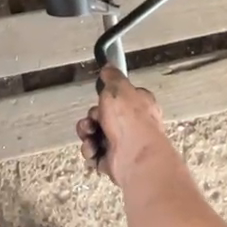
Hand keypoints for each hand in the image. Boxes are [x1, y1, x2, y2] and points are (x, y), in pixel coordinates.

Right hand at [76, 66, 171, 188]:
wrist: (135, 159)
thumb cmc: (130, 121)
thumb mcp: (118, 88)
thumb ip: (112, 76)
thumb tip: (109, 65)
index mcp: (139, 105)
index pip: (121, 95)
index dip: (107, 95)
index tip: (99, 94)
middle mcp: (132, 124)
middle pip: (102, 114)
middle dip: (91, 116)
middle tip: (93, 119)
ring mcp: (122, 144)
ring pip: (94, 132)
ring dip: (87, 132)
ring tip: (89, 135)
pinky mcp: (112, 161)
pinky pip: (93, 151)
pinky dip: (90, 150)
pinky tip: (93, 149)